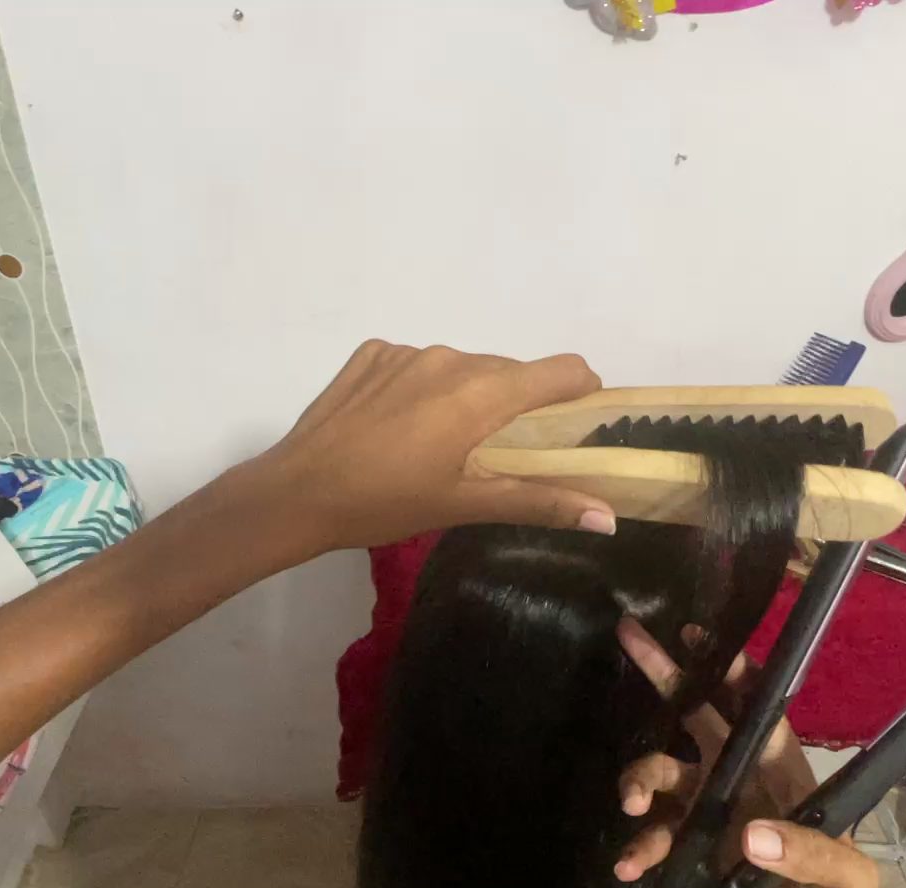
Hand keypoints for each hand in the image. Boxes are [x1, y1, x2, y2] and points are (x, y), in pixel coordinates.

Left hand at [250, 340, 615, 553]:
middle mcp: (449, 356)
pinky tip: (398, 426)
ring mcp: (405, 350)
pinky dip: (422, 388)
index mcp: (480, 391)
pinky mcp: (371, 353)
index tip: (573, 425)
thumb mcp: (464, 505)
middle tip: (497, 453)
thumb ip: (539, 501)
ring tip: (440, 444)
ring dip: (467, 397)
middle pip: (510, 371)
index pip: (561, 370)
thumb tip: (608, 518)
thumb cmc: (386, 504)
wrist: (297, 492)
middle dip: (517, 407)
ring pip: (462, 366)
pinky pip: (418, 364)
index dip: (579, 394)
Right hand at [613, 618, 819, 887]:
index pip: (757, 708)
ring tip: (632, 805)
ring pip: (659, 769)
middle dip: (662, 672)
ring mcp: (704, 807)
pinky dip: (637, 847)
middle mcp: (735, 775)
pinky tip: (628, 866)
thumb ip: (810, 855)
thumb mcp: (847, 881)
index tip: (700, 636)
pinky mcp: (684, 845)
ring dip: (639, 779)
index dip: (733, 669)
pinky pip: (652, 834)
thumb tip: (751, 836)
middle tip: (628, 635)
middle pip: (693, 712)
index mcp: (781, 769)